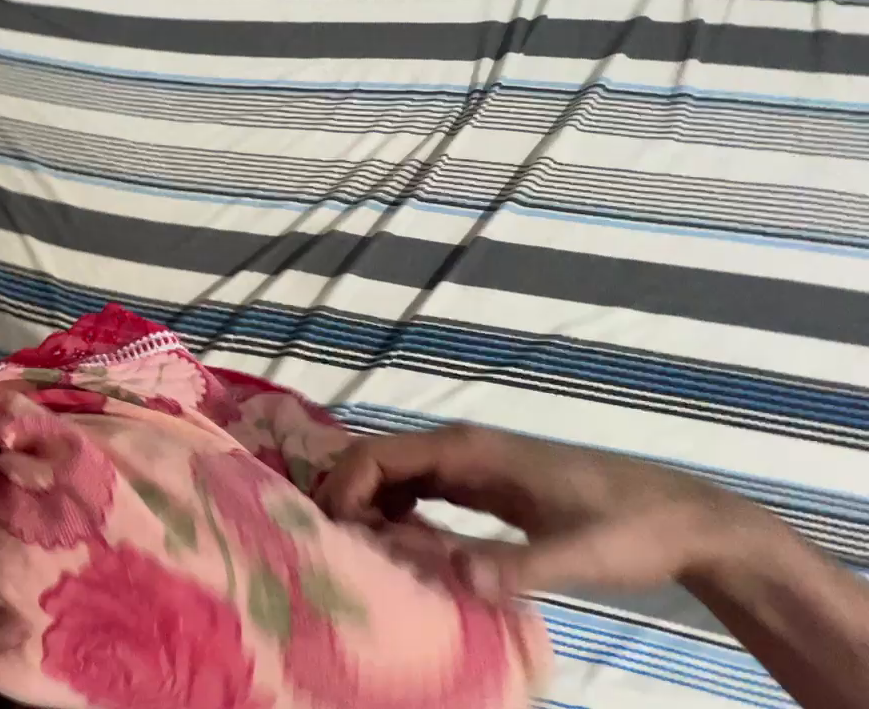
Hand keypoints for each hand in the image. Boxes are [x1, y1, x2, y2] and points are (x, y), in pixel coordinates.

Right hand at [314, 424, 771, 598]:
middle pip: (373, 459)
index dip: (345, 487)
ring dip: (366, 503)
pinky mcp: (476, 482)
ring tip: (358, 547)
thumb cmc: (631, 531)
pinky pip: (414, 487)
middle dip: (346, 495)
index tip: (336, 531)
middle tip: (335, 543)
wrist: (688, 520)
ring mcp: (464, 463)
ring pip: (390, 473)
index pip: (375, 455)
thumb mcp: (578, 554)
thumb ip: (517, 565)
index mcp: (464, 450)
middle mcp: (454, 447)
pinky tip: (398, 542)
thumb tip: (455, 576)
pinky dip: (392, 509)